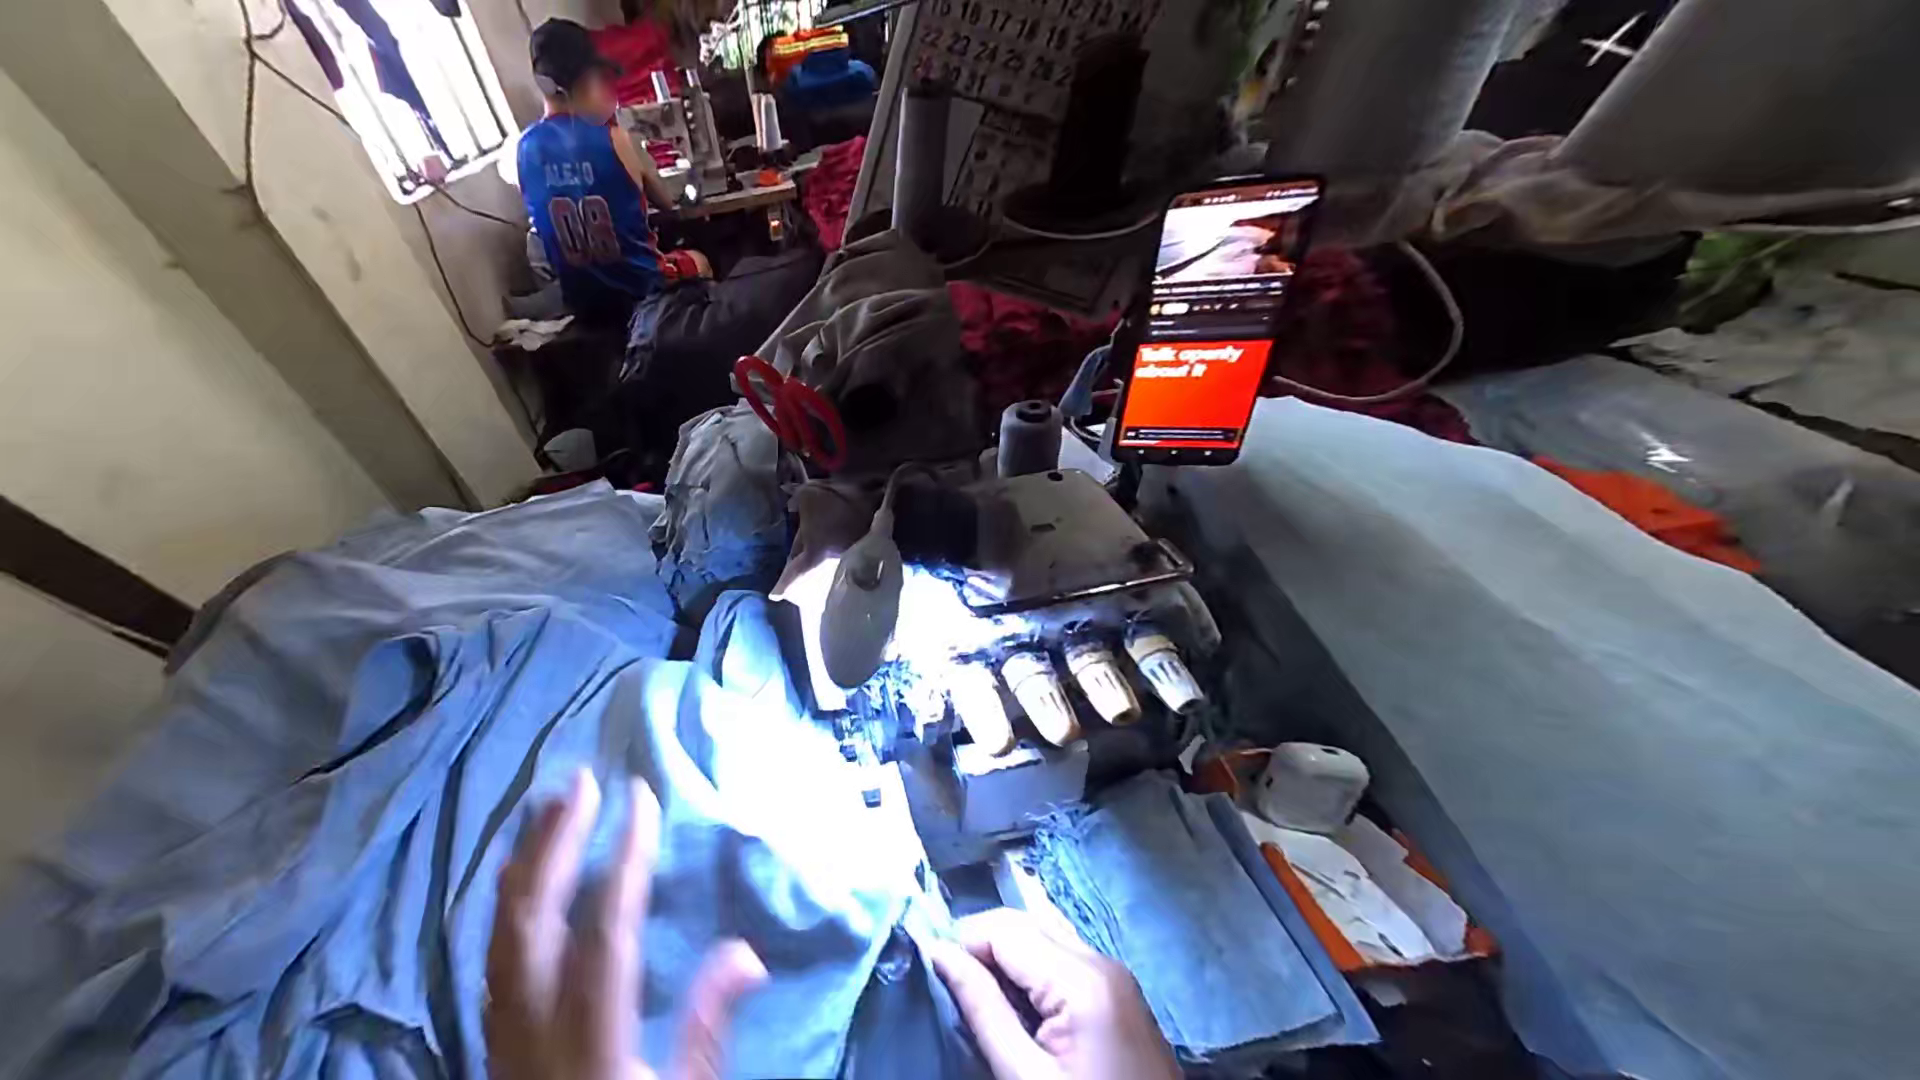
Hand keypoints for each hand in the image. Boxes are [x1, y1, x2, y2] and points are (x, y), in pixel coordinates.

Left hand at [485, 769, 766, 1079]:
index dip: (624, 862)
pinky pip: (492, 955)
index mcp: (589, 1047)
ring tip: (549, 804)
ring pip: (499, 937)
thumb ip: (707, 1030)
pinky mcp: (493, 1040)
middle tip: (581, 783)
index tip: (640, 800)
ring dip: (526, 862)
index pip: (604, 936)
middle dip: (555, 847)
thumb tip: (745, 951)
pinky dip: (508, 899)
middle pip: (531, 928)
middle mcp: (532, 1036)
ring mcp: (501, 1038)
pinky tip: (521, 867)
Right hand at [928, 908, 1179, 1079]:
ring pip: (1043, 934)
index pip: (1005, 928)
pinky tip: (1017, 1002)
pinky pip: (1064, 956)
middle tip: (952, 984)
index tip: (936, 972)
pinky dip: (1033, 967)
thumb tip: (938, 950)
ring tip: (979, 994)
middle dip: (983, 944)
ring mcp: (1114, 973)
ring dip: (1006, 954)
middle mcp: (1101, 959)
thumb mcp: (1024, 1078)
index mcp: (1082, 978)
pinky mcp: (1118, 991)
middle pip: (1026, 922)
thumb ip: (982, 1008)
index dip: (965, 943)